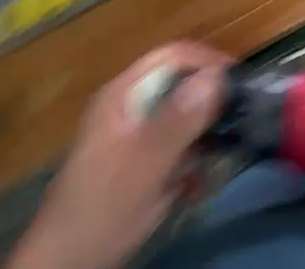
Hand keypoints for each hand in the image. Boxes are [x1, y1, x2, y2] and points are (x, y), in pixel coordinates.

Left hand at [8, 43, 230, 268]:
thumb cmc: (102, 209)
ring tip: (213, 167)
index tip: (241, 82)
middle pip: (178, 89)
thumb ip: (178, 120)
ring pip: (179, 124)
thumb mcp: (144, 165)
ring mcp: (131, 139)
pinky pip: (172, 154)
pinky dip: (187, 169)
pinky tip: (191, 192)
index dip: (206, 62)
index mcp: (122, 96)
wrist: (63, 266)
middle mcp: (127, 109)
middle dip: (207, 109)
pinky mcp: (136, 168)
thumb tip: (216, 75)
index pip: (171, 57)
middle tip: (238, 127)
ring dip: (200, 144)